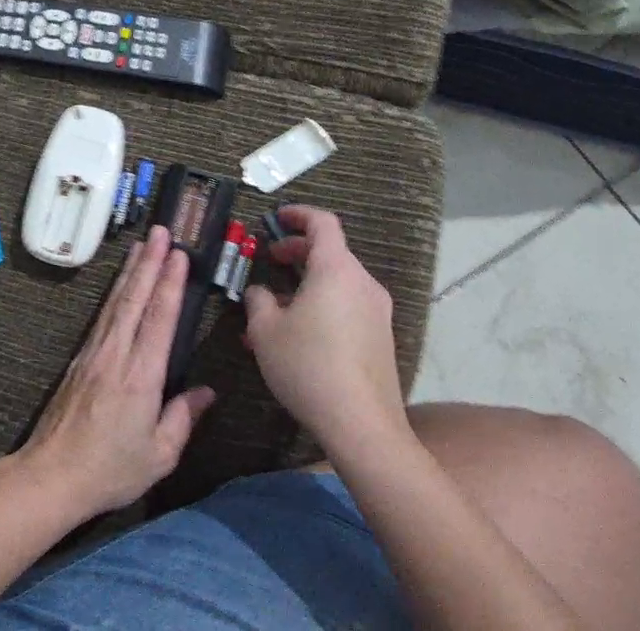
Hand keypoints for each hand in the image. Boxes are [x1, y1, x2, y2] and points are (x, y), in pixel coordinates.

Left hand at [16, 226, 217, 518]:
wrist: (52, 474)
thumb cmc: (110, 470)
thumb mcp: (159, 453)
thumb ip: (183, 417)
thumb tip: (205, 391)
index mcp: (139, 376)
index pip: (158, 319)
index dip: (170, 283)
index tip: (179, 254)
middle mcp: (115, 356)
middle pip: (134, 300)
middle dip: (149, 263)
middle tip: (160, 232)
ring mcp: (93, 355)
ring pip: (115, 304)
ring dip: (130, 273)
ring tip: (141, 245)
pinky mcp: (79, 361)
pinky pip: (102, 318)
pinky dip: (114, 295)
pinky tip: (120, 287)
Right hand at [242, 205, 408, 454]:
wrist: (361, 423)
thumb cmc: (307, 365)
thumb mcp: (265, 329)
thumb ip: (258, 300)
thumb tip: (261, 292)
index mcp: (336, 270)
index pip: (323, 223)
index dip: (298, 214)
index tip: (276, 218)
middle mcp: (363, 283)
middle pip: (331, 252)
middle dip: (298, 251)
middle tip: (270, 260)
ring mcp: (378, 311)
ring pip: (338, 282)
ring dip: (307, 283)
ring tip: (275, 306)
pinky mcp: (381, 337)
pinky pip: (348, 306)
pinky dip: (322, 304)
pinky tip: (298, 333)